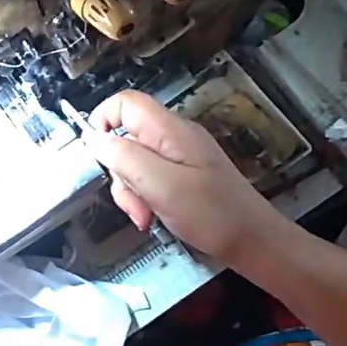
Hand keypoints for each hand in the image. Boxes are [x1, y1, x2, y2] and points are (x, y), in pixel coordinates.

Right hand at [78, 90, 288, 263]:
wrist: (254, 242)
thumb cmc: (212, 214)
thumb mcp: (162, 186)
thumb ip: (124, 158)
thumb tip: (92, 138)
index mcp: (170, 130)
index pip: (125, 102)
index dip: (103, 121)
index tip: (98, 156)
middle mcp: (173, 136)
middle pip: (125, 137)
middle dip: (120, 172)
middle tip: (132, 203)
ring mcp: (179, 155)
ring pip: (133, 162)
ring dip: (131, 191)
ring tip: (145, 216)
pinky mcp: (182, 174)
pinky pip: (149, 177)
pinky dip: (144, 197)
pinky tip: (153, 217)